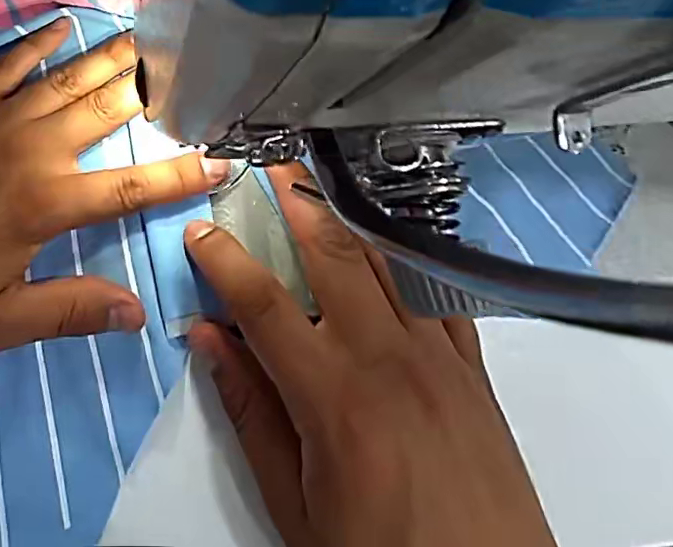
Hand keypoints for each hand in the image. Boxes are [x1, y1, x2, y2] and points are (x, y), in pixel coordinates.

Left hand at [0, 20, 231, 391]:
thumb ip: (70, 309)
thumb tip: (138, 312)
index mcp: (45, 204)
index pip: (132, 185)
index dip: (182, 174)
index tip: (223, 158)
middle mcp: (31, 149)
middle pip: (107, 110)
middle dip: (152, 91)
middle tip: (189, 68)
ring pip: (67, 78)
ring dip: (109, 58)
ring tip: (145, 37)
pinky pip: (10, 64)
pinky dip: (39, 42)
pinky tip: (63, 24)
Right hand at [185, 164, 555, 546]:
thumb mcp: (294, 505)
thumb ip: (249, 412)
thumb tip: (210, 342)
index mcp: (333, 397)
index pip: (262, 303)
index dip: (223, 259)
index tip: (200, 234)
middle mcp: (386, 360)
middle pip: (332, 253)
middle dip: (295, 200)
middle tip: (271, 167)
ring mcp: (437, 357)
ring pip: (386, 259)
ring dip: (347, 215)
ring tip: (319, 187)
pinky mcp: (473, 367)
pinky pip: (438, 291)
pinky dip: (409, 258)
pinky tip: (389, 241)